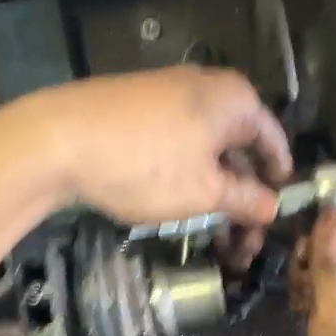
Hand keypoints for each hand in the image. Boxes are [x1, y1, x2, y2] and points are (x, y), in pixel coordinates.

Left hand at [0, 68, 292, 263]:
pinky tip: (180, 210)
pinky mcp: (138, 111)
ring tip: (212, 240)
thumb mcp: (205, 192)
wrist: (57, 141)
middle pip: (238, 149)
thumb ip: (245, 200)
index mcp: (234, 99)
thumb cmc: (146, 165)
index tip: (276, 217)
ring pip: (206, 152)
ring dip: (215, 197)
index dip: (279, 182)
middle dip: (243, 200)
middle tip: (241, 247)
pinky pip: (178, 146)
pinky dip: (188, 178)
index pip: (274, 140)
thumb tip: (272, 207)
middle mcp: (206, 88)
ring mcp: (168, 96)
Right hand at [292, 209, 335, 335]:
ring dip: (303, 285)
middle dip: (304, 261)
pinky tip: (305, 321)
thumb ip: (330, 256)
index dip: (312, 225)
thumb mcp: (333, 304)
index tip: (294, 248)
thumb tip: (334, 204)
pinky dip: (309, 304)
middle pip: (325, 245)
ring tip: (303, 310)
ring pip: (320, 272)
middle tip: (301, 290)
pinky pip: (322, 296)